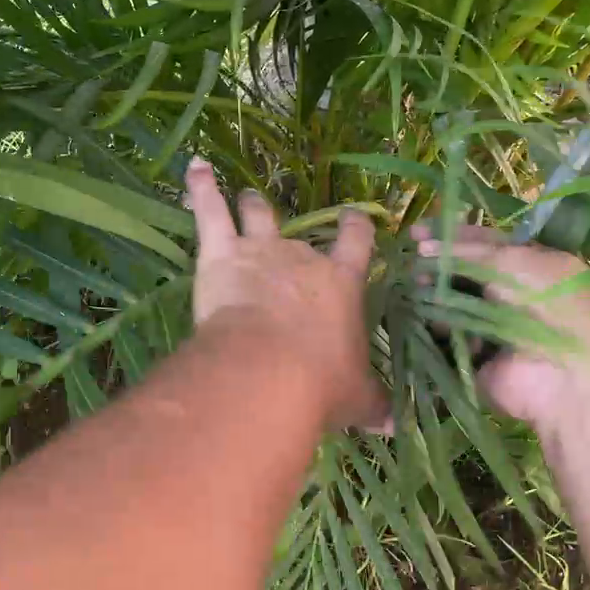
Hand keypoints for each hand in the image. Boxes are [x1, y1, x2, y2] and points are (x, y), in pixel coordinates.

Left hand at [184, 158, 387, 430]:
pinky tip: (195, 165)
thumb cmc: (319, 382)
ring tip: (245, 194)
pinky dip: (201, 186)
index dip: (357, 228)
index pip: (356, 243)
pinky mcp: (221, 252)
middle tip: (288, 233)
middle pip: (301, 231)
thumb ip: (374, 402)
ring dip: (251, 203)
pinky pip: (210, 210)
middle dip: (293, 230)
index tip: (355, 217)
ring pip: (257, 213)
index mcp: (340, 283)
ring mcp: (259, 249)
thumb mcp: (356, 396)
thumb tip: (394, 424)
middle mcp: (302, 257)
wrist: (267, 368)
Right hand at [414, 224, 589, 432]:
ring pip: (449, 302)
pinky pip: (446, 336)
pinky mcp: (476, 358)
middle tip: (411, 263)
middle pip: (462, 272)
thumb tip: (423, 247)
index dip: (449, 235)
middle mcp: (513, 293)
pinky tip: (431, 322)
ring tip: (416, 290)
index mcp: (532, 264)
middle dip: (435, 265)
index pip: (483, 242)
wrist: (569, 378)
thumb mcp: (512, 261)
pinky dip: (436, 328)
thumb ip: (466, 251)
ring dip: (432, 295)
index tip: (414, 233)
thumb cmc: (550, 304)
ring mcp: (493, 327)